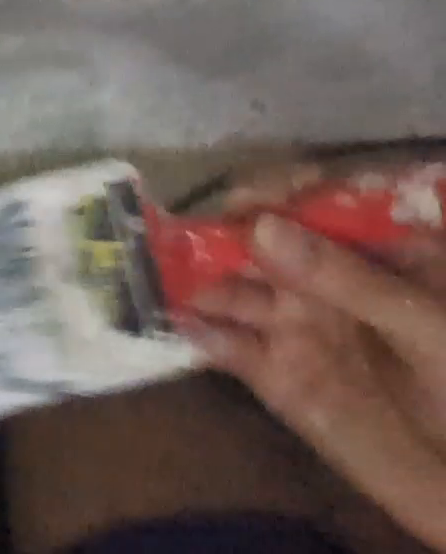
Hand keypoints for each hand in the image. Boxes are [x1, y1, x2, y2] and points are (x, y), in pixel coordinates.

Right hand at [183, 216, 445, 549]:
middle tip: (163, 235)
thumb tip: (257, 225)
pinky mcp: (265, 368)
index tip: (239, 200)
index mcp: (374, 261)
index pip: (313, 207)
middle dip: (207, 237)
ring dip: (186, 279)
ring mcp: (290, 324)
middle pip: (252, 244)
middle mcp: (322, 283)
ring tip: (146, 273)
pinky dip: (190, 330)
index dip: (273, 194)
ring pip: (224, 288)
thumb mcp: (432, 333)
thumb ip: (348, 280)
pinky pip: (218, 341)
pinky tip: (171, 322)